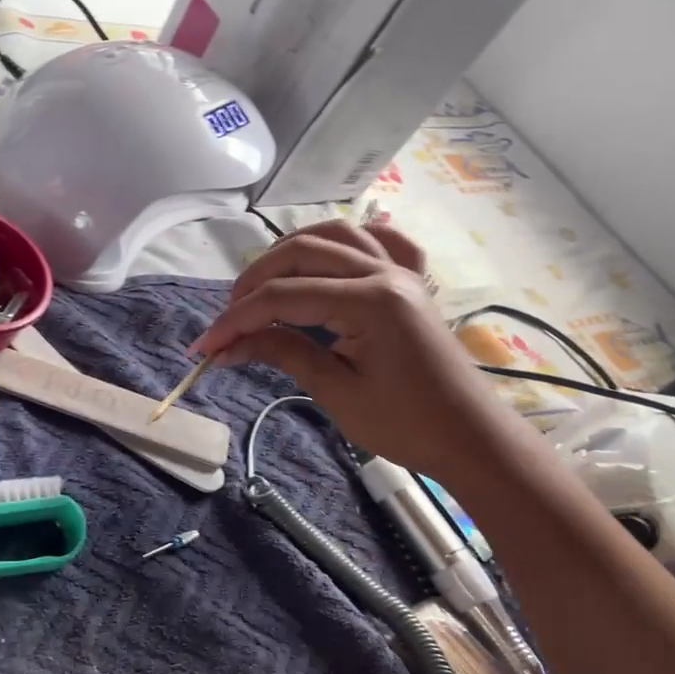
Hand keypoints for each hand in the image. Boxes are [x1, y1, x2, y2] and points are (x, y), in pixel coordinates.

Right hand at [191, 220, 527, 480]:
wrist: (471, 438)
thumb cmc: (405, 424)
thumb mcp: (335, 392)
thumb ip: (282, 354)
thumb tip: (227, 346)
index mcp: (370, 302)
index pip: (283, 297)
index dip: (236, 321)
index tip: (204, 347)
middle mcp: (386, 273)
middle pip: (302, 253)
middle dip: (254, 282)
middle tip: (228, 321)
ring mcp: (402, 272)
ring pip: (335, 235)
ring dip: (290, 252)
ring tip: (261, 286)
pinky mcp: (412, 283)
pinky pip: (381, 241)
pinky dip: (348, 241)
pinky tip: (329, 256)